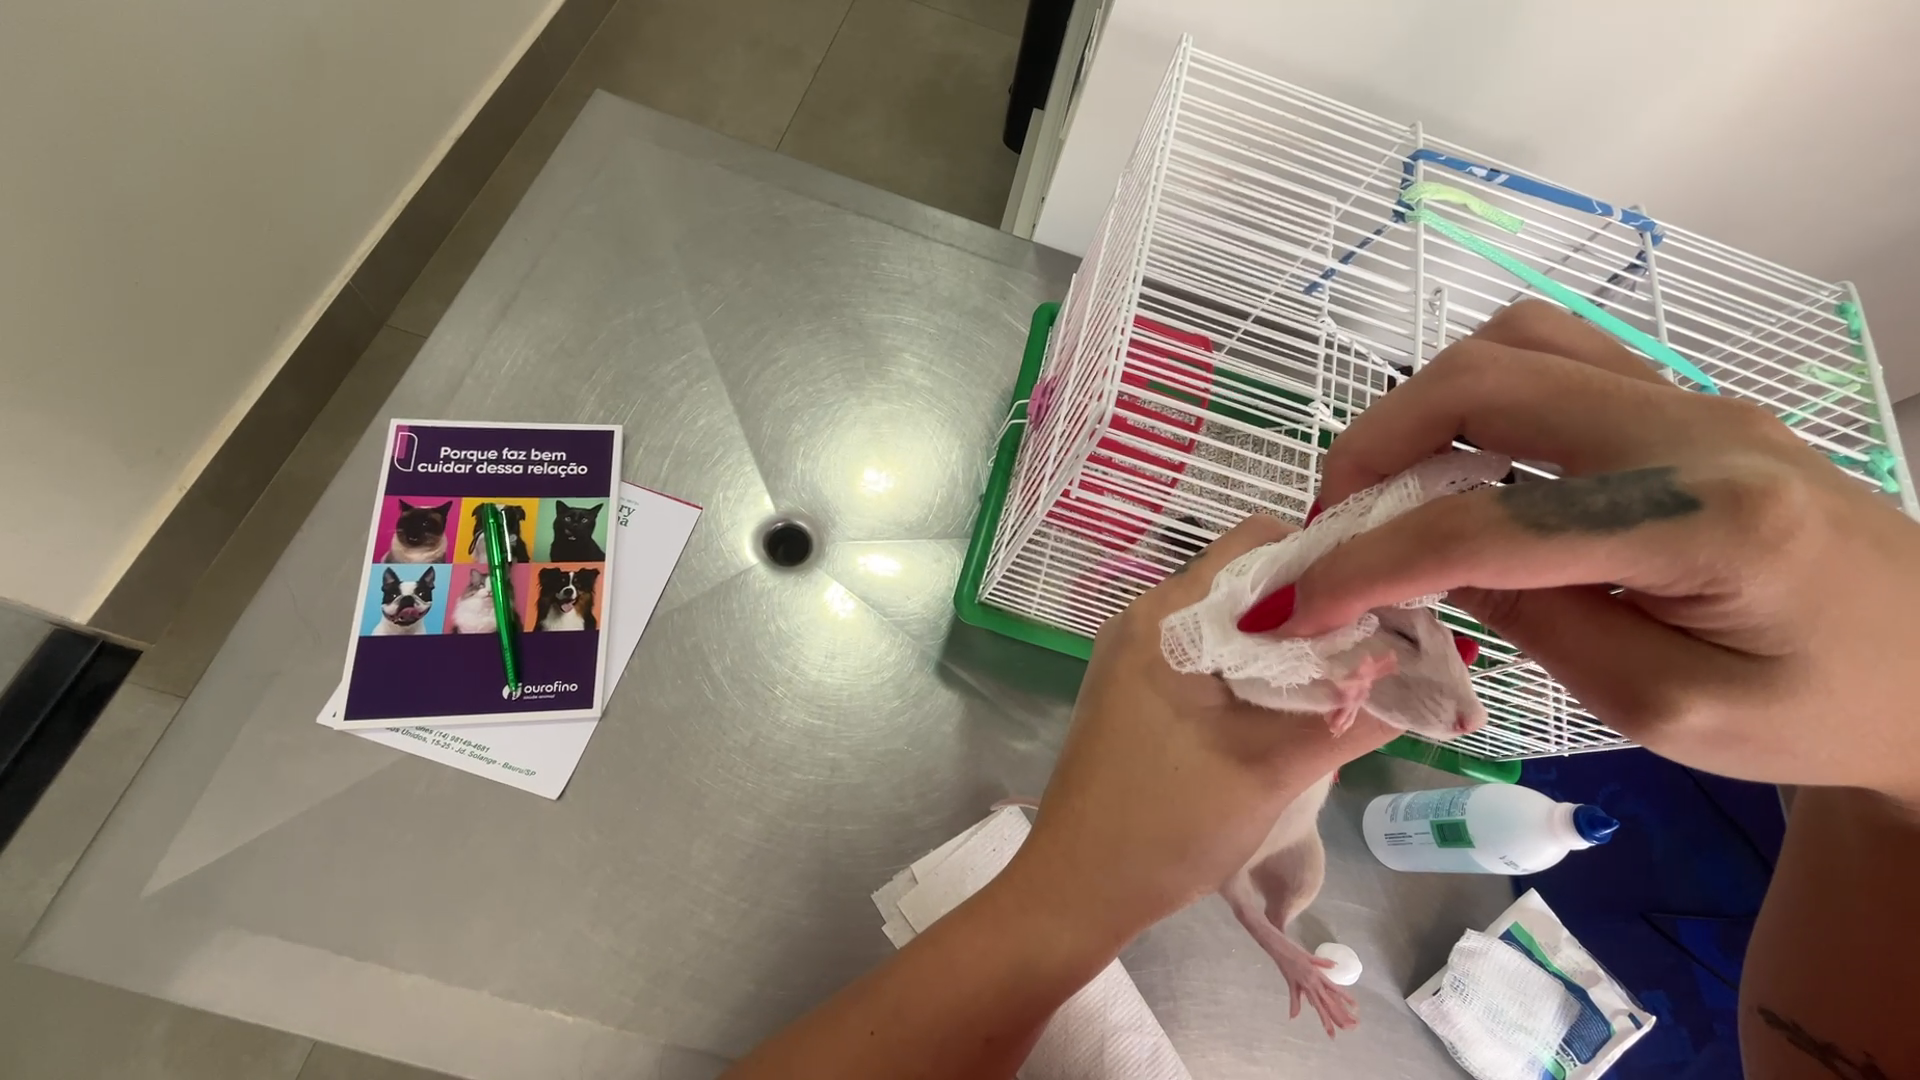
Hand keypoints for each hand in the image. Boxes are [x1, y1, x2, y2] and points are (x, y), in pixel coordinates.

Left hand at [997, 516, 1395, 950]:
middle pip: (1244, 583)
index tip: (1383, 601)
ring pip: (1227, 623)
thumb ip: (1354, 714)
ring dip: (1285, 645)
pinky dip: (1252, 669)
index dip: (1326, 562)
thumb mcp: (1273, 767)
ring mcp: (1134, 654)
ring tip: (1346, 681)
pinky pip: (1205, 655)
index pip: (1256, 545)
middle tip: (1379, 649)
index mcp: (1165, 616)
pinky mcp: (1136, 688)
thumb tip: (1431, 674)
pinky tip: (1290, 706)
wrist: (1079, 885)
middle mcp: (1144, 619)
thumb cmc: (1168, 822)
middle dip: (1313, 609)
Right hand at [1280, 300, 1919, 798]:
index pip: (1486, 526)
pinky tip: (1453, 451)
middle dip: (1372, 448)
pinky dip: (1466, 392)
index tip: (1291, 606)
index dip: (1367, 566)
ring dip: (1416, 407)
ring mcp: (1688, 397)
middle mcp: (1696, 429)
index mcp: (1709, 524)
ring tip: (1383, 481)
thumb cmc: (1825, 713)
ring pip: (1509, 343)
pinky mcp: (1676, 398)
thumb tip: (1424, 564)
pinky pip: (1544, 352)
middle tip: (1330, 520)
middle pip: (1484, 382)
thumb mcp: (1665, 708)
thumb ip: (1531, 625)